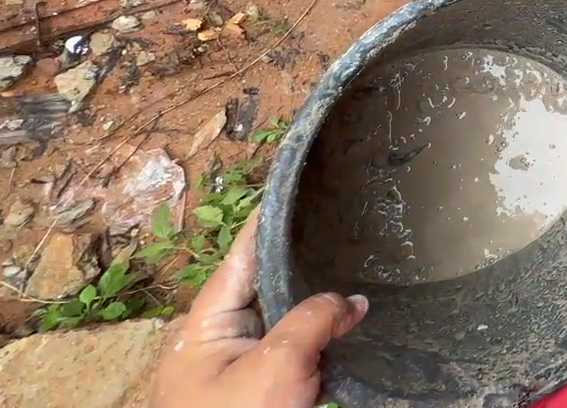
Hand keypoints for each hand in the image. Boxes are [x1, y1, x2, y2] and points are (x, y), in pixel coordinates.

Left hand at [149, 211, 367, 407]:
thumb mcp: (277, 365)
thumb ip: (316, 317)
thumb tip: (351, 299)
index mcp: (204, 328)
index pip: (242, 256)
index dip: (270, 221)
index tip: (299, 184)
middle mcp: (222, 338)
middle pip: (270, 281)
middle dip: (308, 253)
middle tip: (350, 214)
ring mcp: (245, 362)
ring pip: (291, 311)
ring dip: (323, 292)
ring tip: (363, 253)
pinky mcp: (269, 382)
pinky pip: (303, 339)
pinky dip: (328, 322)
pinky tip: (357, 307)